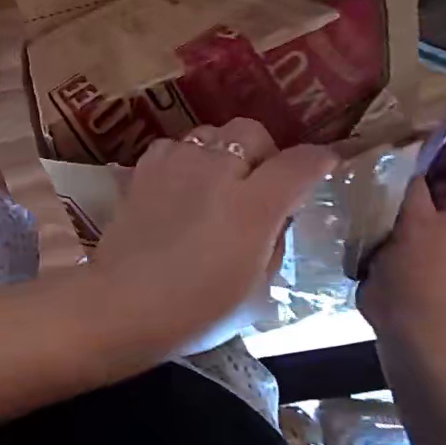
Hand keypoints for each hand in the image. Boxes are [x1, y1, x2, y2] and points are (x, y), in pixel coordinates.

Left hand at [90, 118, 336, 356]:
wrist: (122, 307)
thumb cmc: (194, 313)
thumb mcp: (256, 294)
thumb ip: (274, 247)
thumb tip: (275, 221)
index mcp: (253, 206)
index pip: (301, 163)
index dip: (320, 161)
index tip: (324, 167)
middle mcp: (217, 172)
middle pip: (252, 131)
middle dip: (264, 152)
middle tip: (258, 185)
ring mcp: (176, 165)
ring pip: (212, 133)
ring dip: (223, 152)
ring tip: (217, 184)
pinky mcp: (144, 170)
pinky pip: (175, 145)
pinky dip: (186, 157)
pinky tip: (181, 185)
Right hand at [356, 142, 445, 333]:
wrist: (412, 327)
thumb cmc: (421, 269)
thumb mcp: (416, 217)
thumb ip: (411, 181)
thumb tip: (403, 153)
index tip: (411, 143)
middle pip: (441, 184)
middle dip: (412, 171)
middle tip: (378, 160)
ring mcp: (433, 243)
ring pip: (415, 206)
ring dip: (392, 195)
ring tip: (364, 182)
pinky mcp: (409, 258)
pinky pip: (398, 227)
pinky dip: (381, 218)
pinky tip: (358, 212)